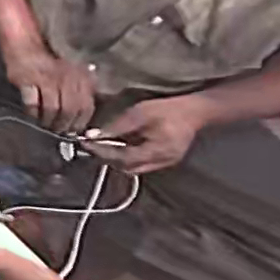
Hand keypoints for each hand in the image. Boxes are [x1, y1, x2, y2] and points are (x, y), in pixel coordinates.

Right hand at [3, 45, 96, 133]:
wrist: (25, 45)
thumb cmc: (50, 60)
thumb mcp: (72, 72)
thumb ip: (81, 89)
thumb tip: (85, 113)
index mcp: (81, 78)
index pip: (86, 106)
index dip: (81, 122)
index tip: (76, 131)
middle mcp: (67, 79)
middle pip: (70, 110)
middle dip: (65, 125)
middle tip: (59, 132)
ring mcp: (47, 80)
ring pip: (53, 109)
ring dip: (49, 121)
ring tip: (46, 127)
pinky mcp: (28, 81)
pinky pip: (32, 103)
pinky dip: (32, 113)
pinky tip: (32, 116)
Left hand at [90, 96, 208, 173]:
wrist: (195, 112)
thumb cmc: (167, 110)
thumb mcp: (138, 114)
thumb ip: (116, 127)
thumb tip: (92, 136)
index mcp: (158, 151)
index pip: (123, 158)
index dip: (101, 151)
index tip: (85, 143)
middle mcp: (162, 162)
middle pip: (126, 167)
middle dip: (106, 157)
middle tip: (90, 145)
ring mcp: (164, 163)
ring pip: (132, 168)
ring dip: (114, 159)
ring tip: (100, 145)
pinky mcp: (163, 160)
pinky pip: (139, 164)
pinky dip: (125, 158)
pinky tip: (116, 146)